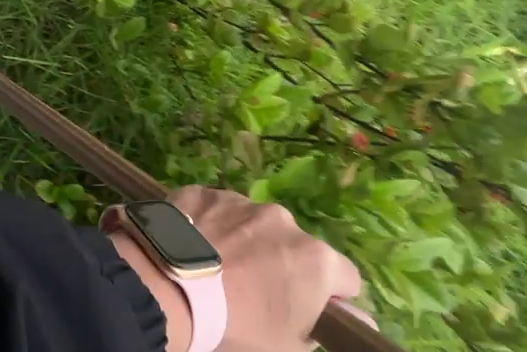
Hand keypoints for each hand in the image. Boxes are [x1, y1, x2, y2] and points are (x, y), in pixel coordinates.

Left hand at [169, 186, 362, 351]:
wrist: (168, 285)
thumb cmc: (240, 325)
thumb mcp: (294, 345)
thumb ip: (328, 326)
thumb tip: (357, 318)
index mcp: (316, 258)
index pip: (345, 278)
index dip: (332, 296)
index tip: (310, 309)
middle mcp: (280, 219)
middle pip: (294, 245)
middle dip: (283, 263)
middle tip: (254, 288)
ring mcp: (236, 199)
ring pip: (251, 223)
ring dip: (244, 240)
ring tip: (217, 266)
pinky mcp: (198, 191)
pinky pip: (212, 209)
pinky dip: (207, 223)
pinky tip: (191, 245)